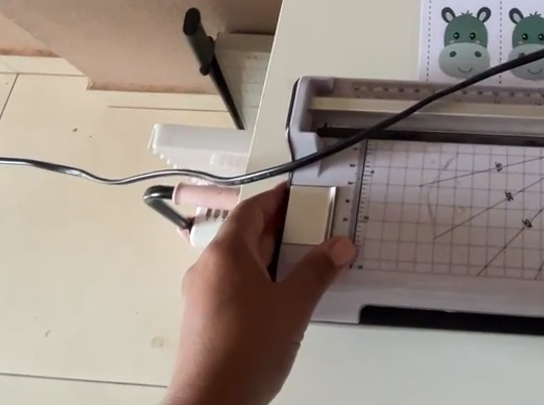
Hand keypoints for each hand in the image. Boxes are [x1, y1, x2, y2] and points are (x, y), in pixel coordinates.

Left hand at [164, 186, 355, 404]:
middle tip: (310, 227)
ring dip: (268, 256)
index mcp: (225, 254)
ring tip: (301, 261)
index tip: (297, 195)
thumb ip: (318, 271)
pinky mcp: (202, 322)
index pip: (250, 210)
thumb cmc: (249, 348)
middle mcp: (208, 269)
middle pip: (243, 235)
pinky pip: (232, 285)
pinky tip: (278, 296)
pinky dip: (256, 279)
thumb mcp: (293, 305)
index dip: (275, 199)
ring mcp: (201, 297)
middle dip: (277, 229)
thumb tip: (342, 245)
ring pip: (238, 263)